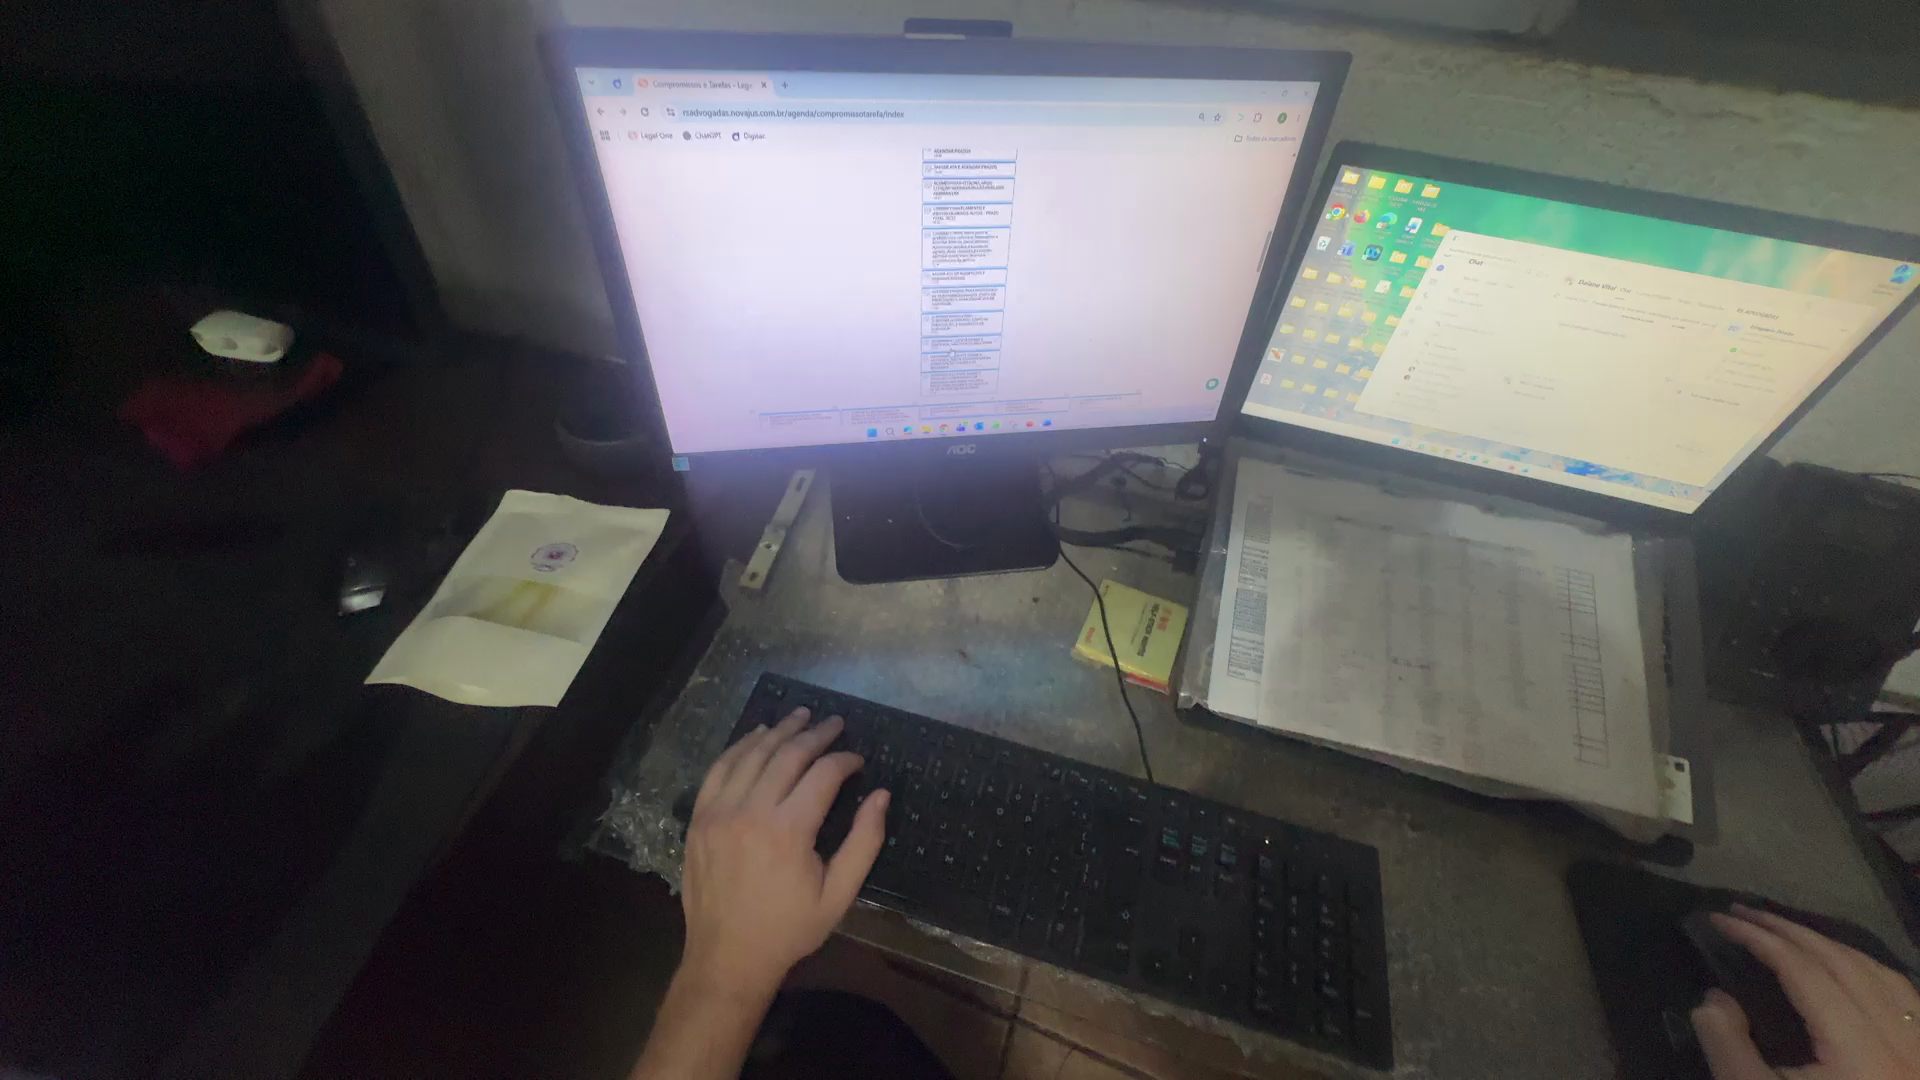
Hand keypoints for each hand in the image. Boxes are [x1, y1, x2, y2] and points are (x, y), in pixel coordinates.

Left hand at [679, 706, 888, 1000]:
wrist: (726, 959)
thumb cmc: (789, 928)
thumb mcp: (839, 894)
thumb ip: (864, 841)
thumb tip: (881, 795)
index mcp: (788, 831)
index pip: (823, 774)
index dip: (845, 760)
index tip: (858, 759)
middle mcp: (751, 812)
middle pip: (788, 755)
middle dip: (816, 734)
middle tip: (835, 723)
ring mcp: (720, 812)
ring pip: (753, 754)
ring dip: (780, 730)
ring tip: (801, 716)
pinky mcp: (700, 818)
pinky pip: (720, 768)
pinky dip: (741, 746)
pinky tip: (758, 735)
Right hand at [1691, 904, 1919, 1078]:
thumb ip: (1724, 1039)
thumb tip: (1717, 997)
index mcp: (1862, 1056)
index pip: (1805, 972)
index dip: (1758, 937)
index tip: (1716, 918)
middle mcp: (1909, 1052)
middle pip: (1849, 967)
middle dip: (1791, 930)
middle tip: (1742, 911)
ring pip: (1890, 981)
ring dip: (1834, 947)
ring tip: (1788, 931)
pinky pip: (1912, 1005)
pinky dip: (1873, 975)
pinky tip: (1845, 969)